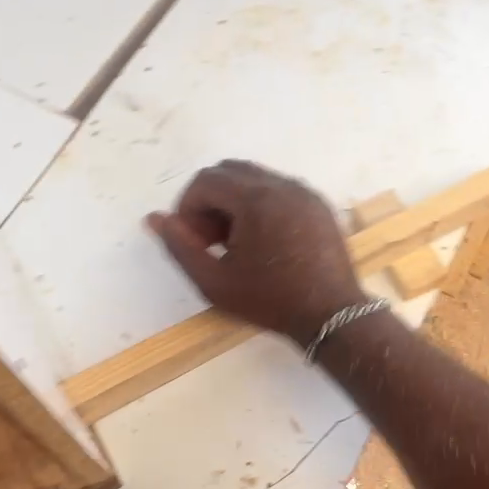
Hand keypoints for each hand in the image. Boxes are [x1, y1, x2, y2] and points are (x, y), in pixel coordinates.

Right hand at [146, 160, 368, 344]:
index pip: (206, 180)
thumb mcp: (214, 282)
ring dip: (236, 203)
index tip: (194, 241)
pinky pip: (281, 191)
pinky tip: (265, 244)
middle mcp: (283, 185)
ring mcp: (306, 193)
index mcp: (256, 198)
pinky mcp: (320, 206)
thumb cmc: (271, 301)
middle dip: (211, 201)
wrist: (332, 315)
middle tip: (212, 241)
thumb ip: (180, 247)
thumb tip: (155, 218)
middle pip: (230, 172)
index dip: (189, 208)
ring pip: (257, 179)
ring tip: (237, 245)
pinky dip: (263, 206)